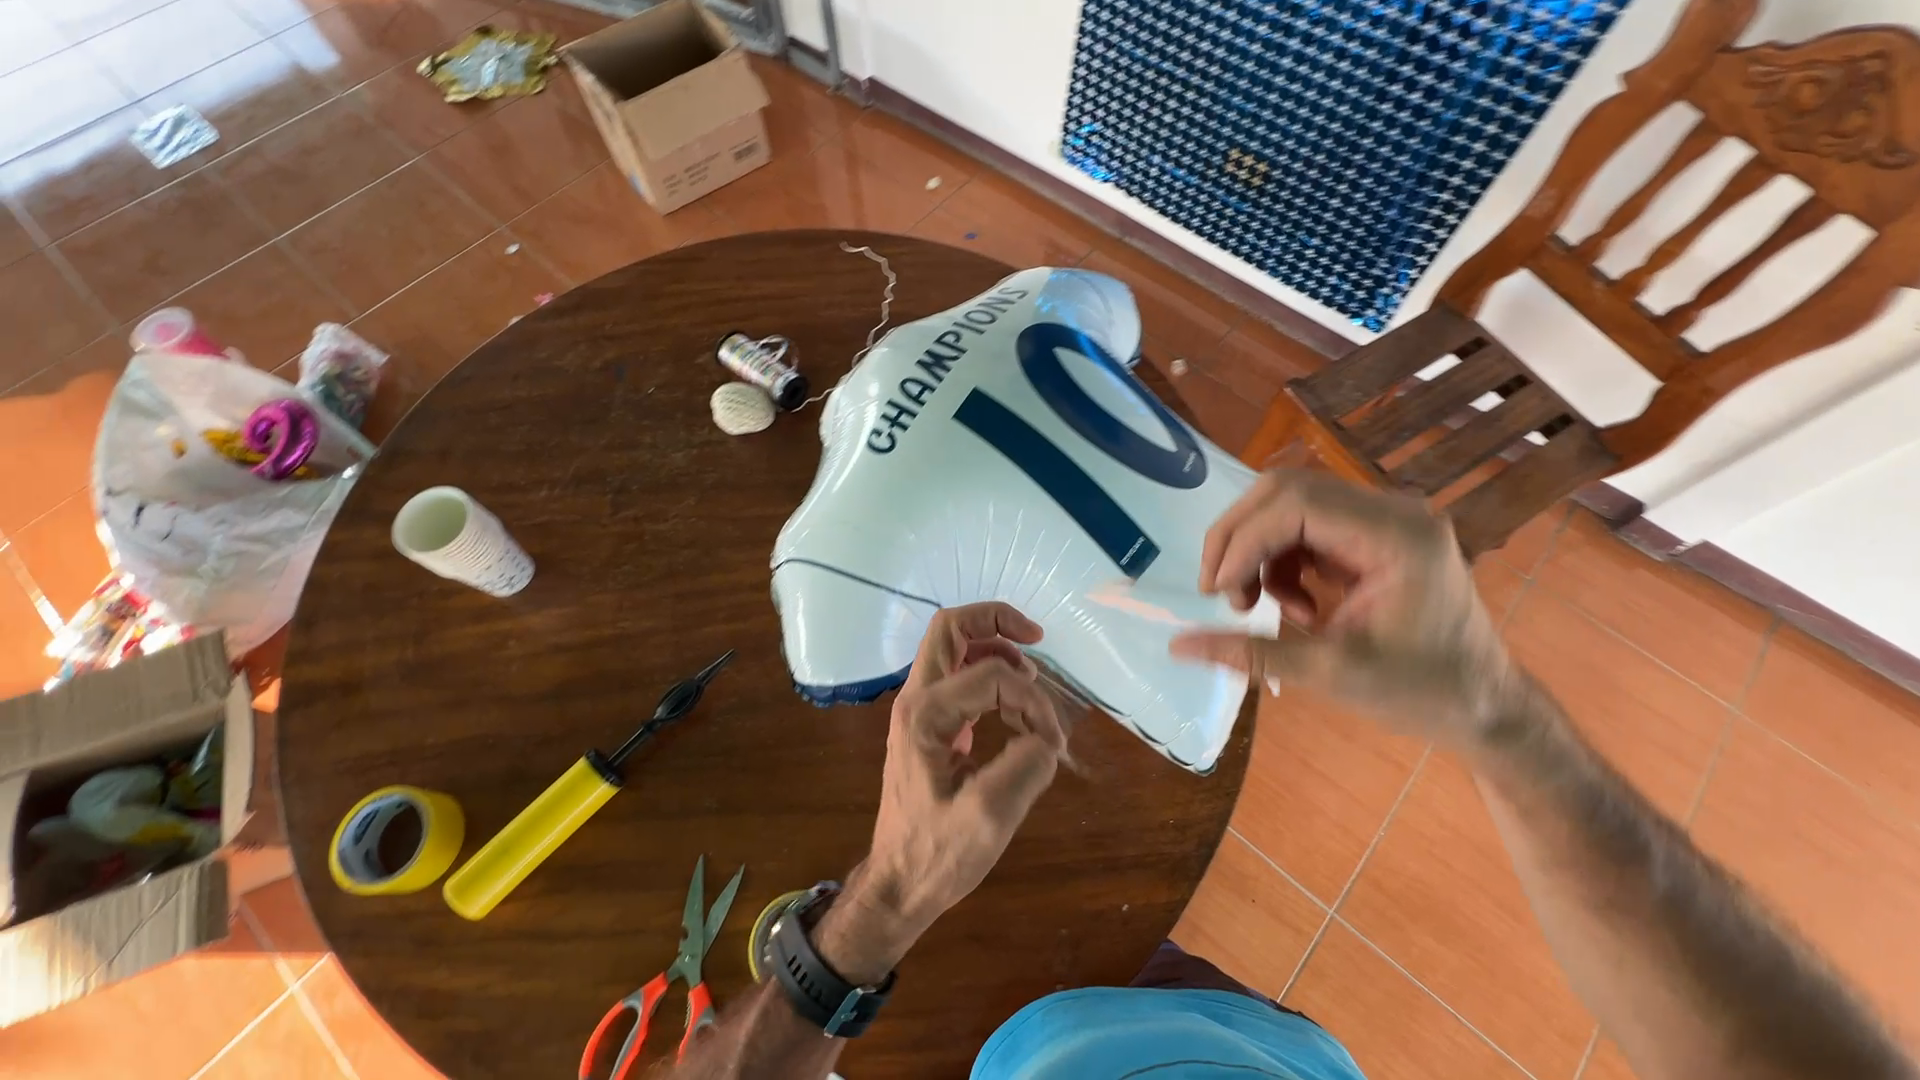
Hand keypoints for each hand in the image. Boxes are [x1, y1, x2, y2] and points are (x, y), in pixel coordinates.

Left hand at [819, 603, 1068, 982]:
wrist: (898, 884)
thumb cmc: (937, 854)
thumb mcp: (990, 816)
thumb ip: (1027, 766)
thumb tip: (1048, 737)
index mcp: (925, 715)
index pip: (991, 676)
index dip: (1033, 702)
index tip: (1054, 743)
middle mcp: (915, 699)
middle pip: (949, 628)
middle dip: (996, 620)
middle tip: (1037, 636)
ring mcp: (917, 710)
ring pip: (951, 646)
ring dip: (993, 647)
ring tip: (1029, 678)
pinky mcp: (927, 724)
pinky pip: (956, 675)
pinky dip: (987, 673)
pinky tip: (1012, 702)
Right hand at [1170, 469, 1520, 748]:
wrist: (1485, 709)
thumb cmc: (1422, 694)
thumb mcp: (1330, 674)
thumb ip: (1250, 653)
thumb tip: (1177, 645)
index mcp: (1395, 534)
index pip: (1295, 504)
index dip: (1243, 542)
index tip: (1218, 593)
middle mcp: (1392, 511)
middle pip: (1287, 491)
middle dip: (1241, 538)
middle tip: (1220, 590)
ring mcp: (1385, 521)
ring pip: (1290, 507)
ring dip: (1258, 553)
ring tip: (1256, 606)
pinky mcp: (1375, 538)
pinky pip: (1307, 530)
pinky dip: (1282, 563)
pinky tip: (1294, 608)